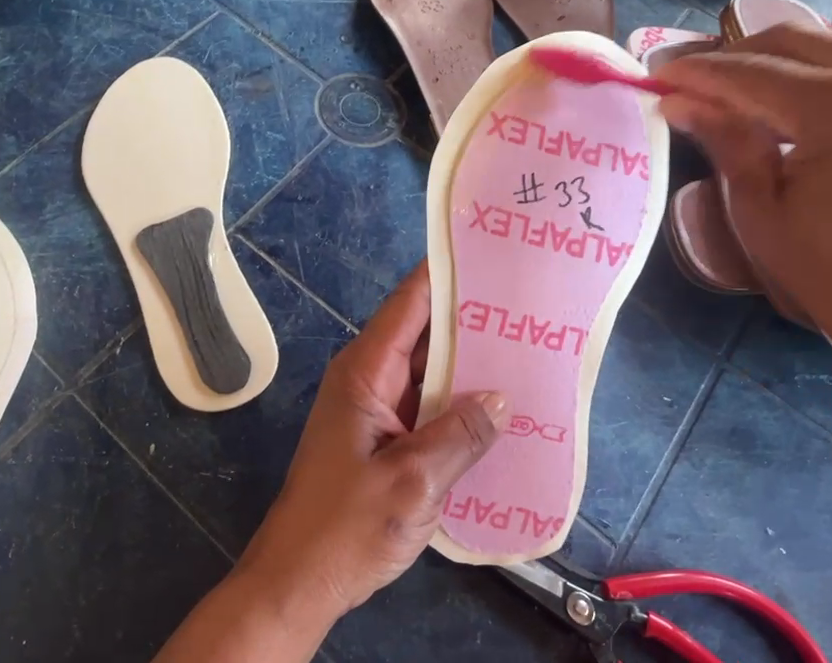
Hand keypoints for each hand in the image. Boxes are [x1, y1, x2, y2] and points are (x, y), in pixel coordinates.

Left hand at [235, 263, 506, 622]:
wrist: (301, 577)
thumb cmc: (347, 524)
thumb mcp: (413, 481)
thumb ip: (459, 435)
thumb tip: (502, 397)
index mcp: (365, 372)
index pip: (408, 305)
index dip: (444, 275)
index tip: (488, 254)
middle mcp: (368, 379)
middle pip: (422, 334)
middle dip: (470, 320)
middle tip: (530, 308)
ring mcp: (374, 409)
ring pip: (427, 372)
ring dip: (469, 365)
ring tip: (529, 351)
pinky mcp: (382, 438)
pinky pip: (425, 406)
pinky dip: (457, 404)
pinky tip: (500, 412)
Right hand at [655, 23, 831, 383]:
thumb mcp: (764, 213)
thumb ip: (725, 141)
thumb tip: (679, 101)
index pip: (750, 70)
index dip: (695, 72)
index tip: (654, 78)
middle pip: (796, 39)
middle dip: (735, 56)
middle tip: (691, 84)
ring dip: (779, 63)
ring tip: (737, 96)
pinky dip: (824, 79)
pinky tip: (797, 112)